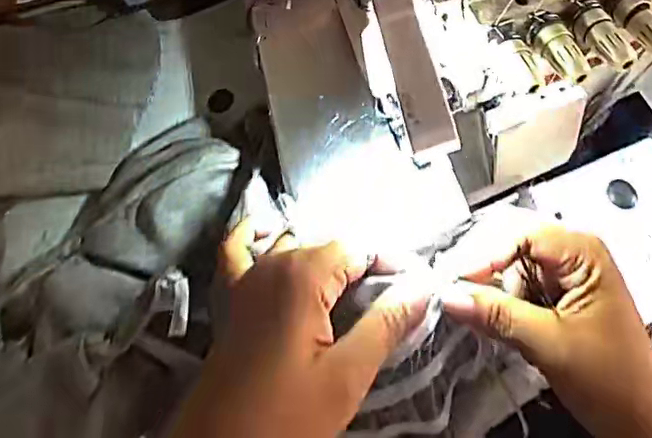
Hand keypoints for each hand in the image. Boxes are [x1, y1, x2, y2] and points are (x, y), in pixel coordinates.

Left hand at [166, 221, 430, 437]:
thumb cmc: (282, 419)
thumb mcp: (344, 378)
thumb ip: (385, 325)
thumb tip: (424, 284)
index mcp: (305, 272)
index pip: (360, 247)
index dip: (389, 265)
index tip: (411, 291)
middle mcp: (275, 260)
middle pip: (330, 247)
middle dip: (360, 266)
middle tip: (385, 302)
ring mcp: (246, 276)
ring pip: (295, 244)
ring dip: (322, 258)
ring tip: (347, 289)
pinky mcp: (227, 297)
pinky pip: (237, 248)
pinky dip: (255, 235)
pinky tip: (269, 232)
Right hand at [437, 224, 651, 437]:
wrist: (646, 422)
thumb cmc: (613, 380)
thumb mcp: (549, 344)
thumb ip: (498, 316)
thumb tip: (452, 294)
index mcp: (582, 250)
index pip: (521, 234)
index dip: (486, 256)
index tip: (456, 282)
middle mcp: (577, 253)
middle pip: (516, 248)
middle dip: (489, 276)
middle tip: (459, 299)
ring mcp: (572, 276)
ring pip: (518, 271)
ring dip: (498, 295)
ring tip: (484, 320)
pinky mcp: (565, 298)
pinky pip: (527, 290)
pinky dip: (510, 307)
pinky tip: (502, 325)